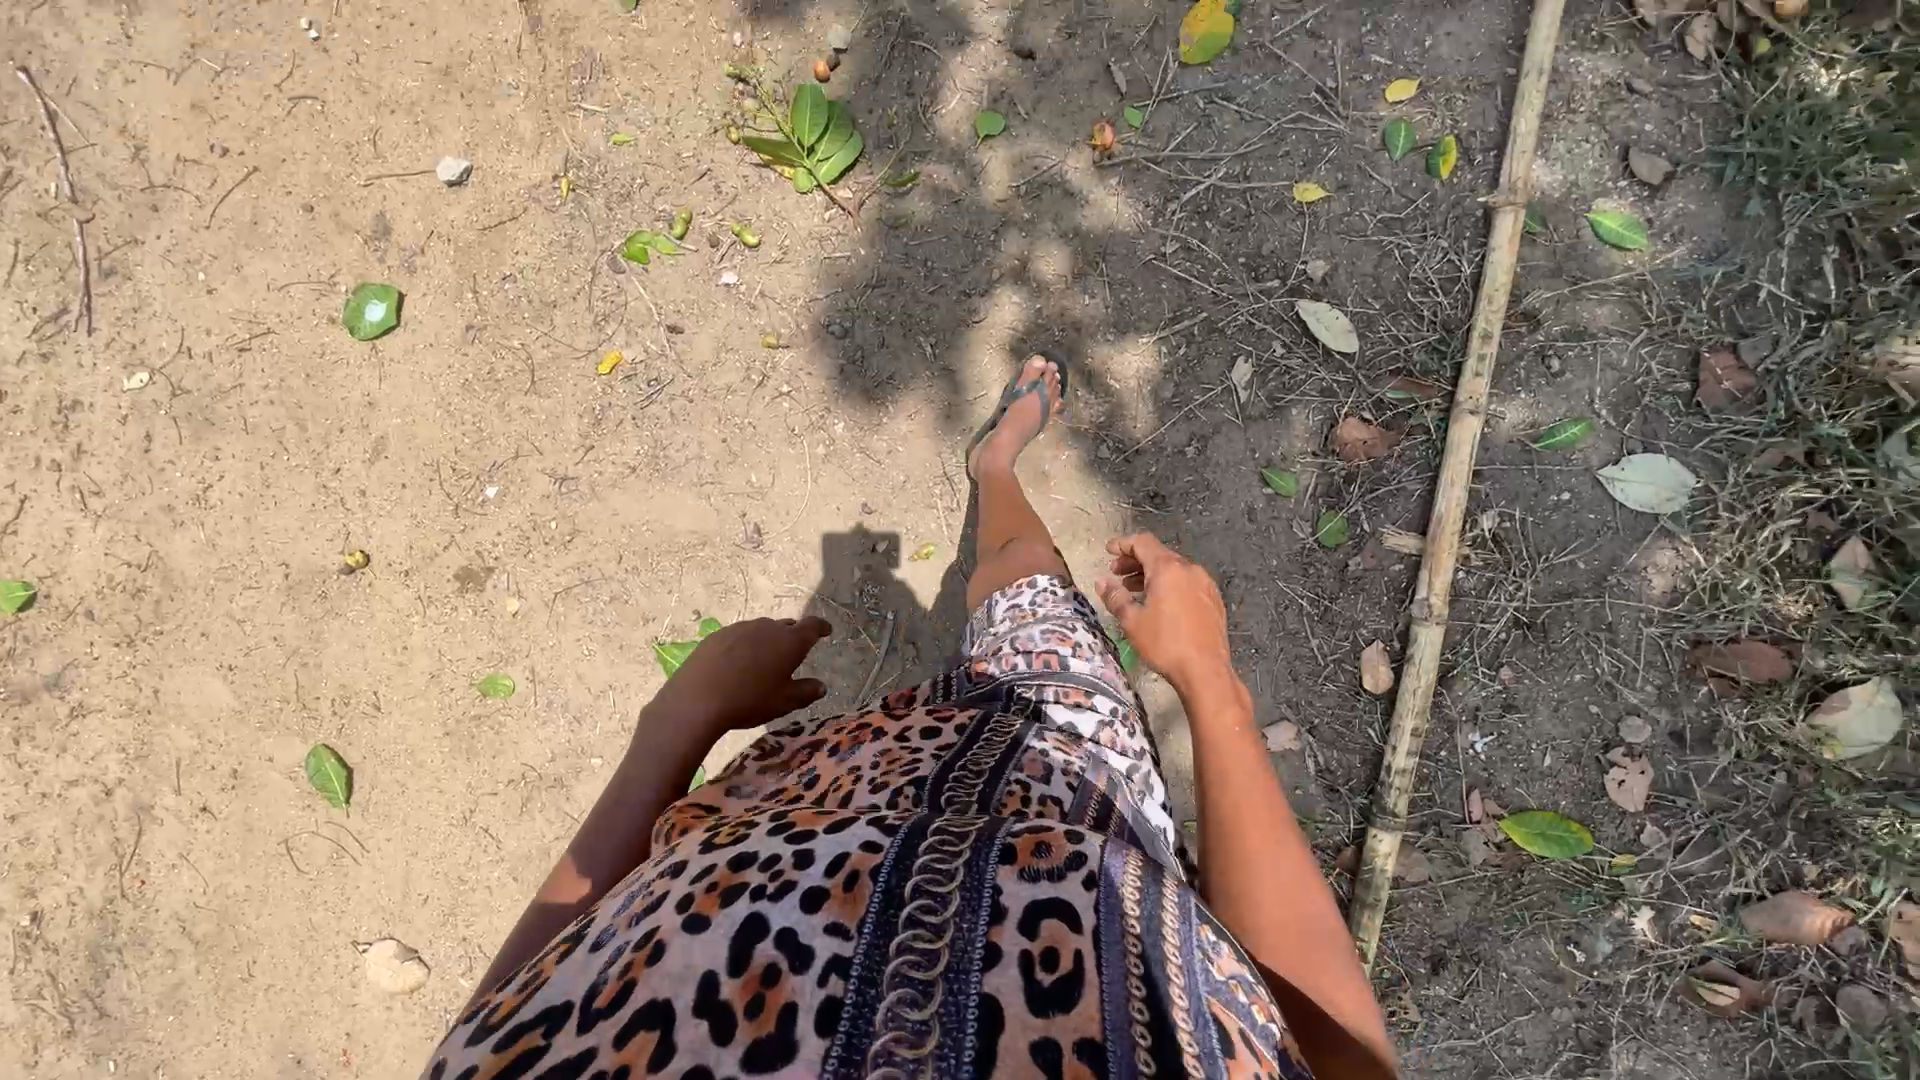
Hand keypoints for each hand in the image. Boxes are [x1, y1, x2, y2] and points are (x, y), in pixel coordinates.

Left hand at [639, 617, 831, 746]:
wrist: (697, 699)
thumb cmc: (750, 700)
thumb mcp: (784, 702)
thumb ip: (806, 692)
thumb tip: (821, 686)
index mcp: (790, 641)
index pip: (812, 626)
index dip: (821, 627)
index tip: (826, 630)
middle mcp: (767, 628)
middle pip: (786, 626)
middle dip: (793, 636)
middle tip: (793, 651)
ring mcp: (740, 629)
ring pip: (761, 630)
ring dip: (767, 640)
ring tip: (764, 660)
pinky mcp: (717, 636)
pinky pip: (739, 636)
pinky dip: (745, 646)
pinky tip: (737, 663)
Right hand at [1096, 533, 1238, 698]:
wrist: (1205, 670)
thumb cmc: (1164, 643)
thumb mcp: (1132, 621)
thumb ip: (1115, 597)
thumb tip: (1102, 582)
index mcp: (1168, 569)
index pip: (1142, 543)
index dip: (1123, 544)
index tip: (1108, 551)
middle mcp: (1189, 569)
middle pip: (1158, 554)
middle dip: (1135, 561)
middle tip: (1116, 573)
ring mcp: (1204, 584)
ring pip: (1173, 570)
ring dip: (1151, 575)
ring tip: (1133, 590)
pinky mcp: (1213, 600)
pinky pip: (1186, 583)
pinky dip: (1169, 585)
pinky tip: (1159, 603)